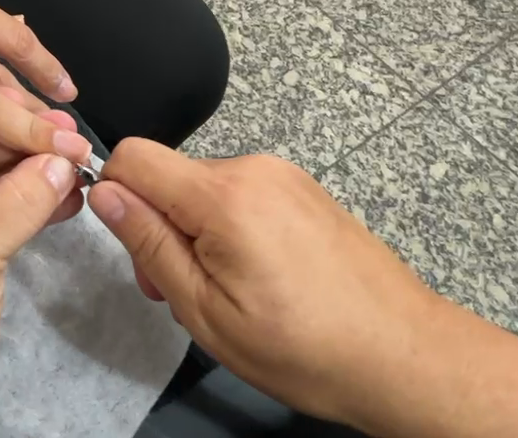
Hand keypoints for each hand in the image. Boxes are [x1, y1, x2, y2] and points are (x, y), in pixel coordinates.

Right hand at [87, 140, 450, 430]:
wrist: (416, 361)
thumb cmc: (308, 350)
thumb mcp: (208, 313)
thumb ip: (149, 244)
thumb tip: (102, 192)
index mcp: (223, 196)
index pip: (132, 155)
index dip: (115, 192)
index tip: (133, 244)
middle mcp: (251, 168)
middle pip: (167, 175)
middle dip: (157, 224)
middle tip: (176, 290)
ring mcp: (281, 174)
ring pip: (200, 186)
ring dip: (192, 229)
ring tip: (223, 289)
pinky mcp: (300, 187)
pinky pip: (236, 191)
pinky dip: (226, 225)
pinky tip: (256, 274)